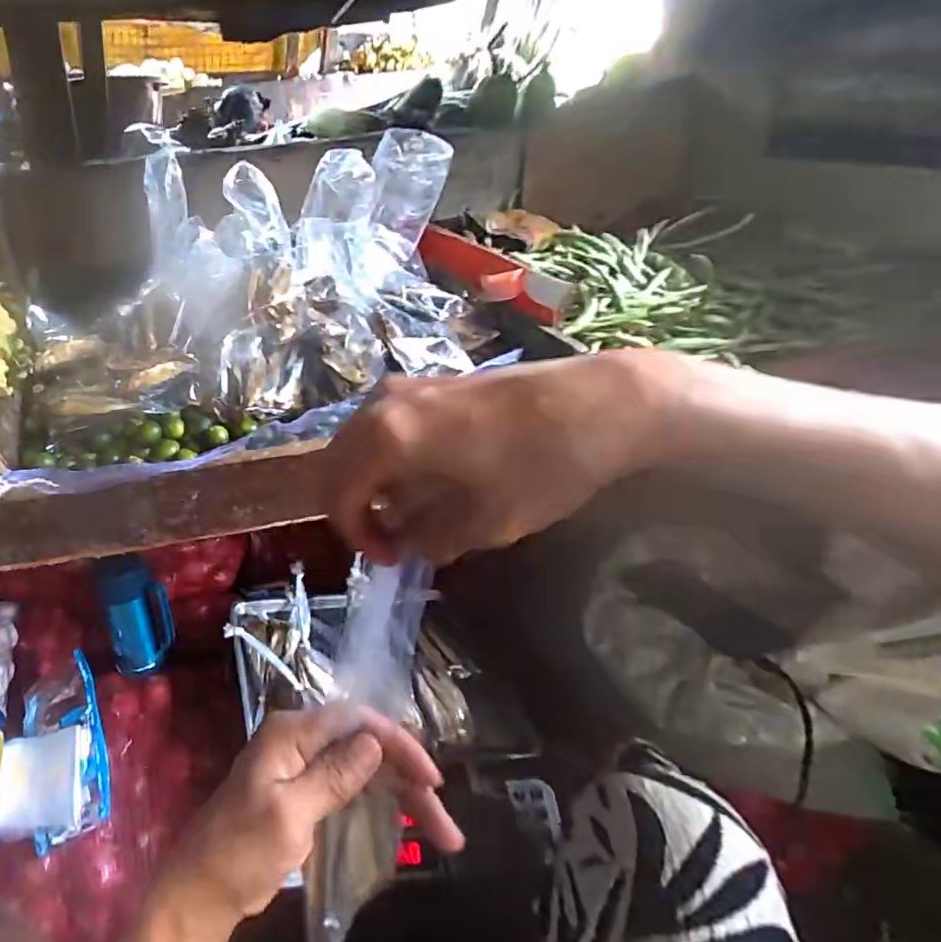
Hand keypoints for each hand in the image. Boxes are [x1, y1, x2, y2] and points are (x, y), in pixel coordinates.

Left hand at [156, 705, 464, 921]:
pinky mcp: (305, 790)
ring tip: (443, 834)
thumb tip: (373, 741)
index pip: (354, 720)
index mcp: (289, 733)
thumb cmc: (241, 849)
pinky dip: (381, 803)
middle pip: (364, 745)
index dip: (397, 744)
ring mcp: (301, 765)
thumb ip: (332, 776)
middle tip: (446, 823)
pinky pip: (351, 786)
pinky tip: (407, 824)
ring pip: (364, 768)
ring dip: (402, 796)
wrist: (204, 887)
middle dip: (408, 777)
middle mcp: (297, 740)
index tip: (433, 780)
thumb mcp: (289, 814)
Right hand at [319, 352, 687, 564]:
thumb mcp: (488, 522)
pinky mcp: (424, 383)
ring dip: (365, 482)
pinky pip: (378, 425)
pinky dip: (381, 458)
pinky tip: (417, 477)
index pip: (341, 494)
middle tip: (388, 540)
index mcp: (388, 438)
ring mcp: (401, 388)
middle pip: (336, 464)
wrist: (604, 400)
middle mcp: (381, 406)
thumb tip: (407, 543)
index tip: (389, 559)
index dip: (357, 534)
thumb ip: (431, 539)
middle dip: (353, 508)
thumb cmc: (545, 463)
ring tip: (402, 512)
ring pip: (353, 443)